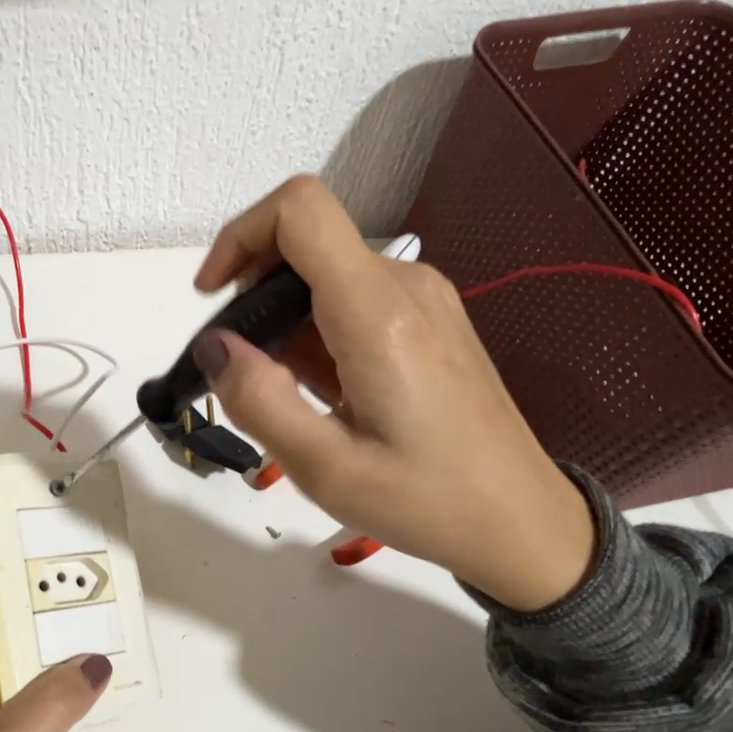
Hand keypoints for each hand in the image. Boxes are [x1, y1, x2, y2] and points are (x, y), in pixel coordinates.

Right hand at [191, 175, 594, 610]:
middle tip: (238, 368)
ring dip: (283, 320)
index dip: (240, 236)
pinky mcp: (429, 318)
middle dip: (253, 293)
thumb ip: (258, 401)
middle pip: (306, 243)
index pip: (300, 211)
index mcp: (378, 313)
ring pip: (326, 274)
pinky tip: (318, 391)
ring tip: (281, 393)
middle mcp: (405, 286)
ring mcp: (422, 299)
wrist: (521, 520)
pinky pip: (353, 299)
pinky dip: (314, 331)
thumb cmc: (427, 501)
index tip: (211, 297)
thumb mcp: (325, 468)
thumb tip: (212, 346)